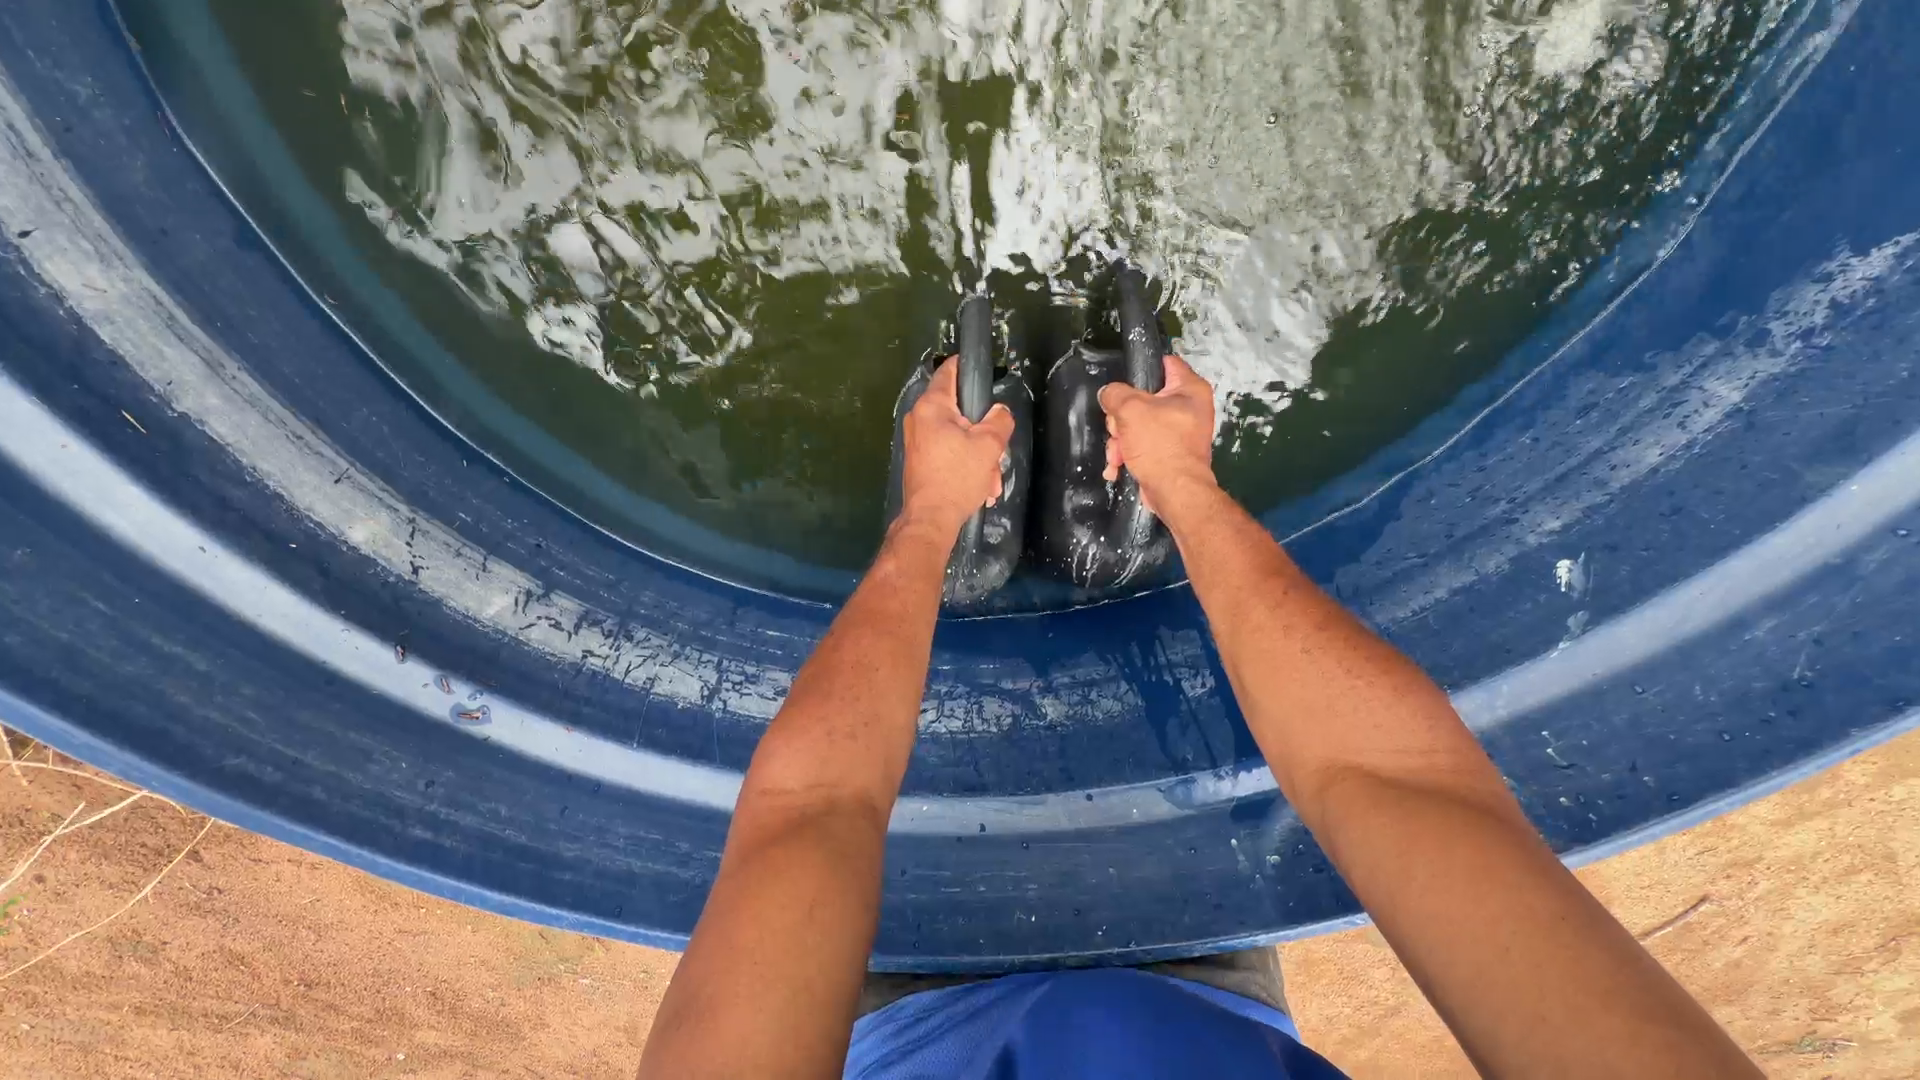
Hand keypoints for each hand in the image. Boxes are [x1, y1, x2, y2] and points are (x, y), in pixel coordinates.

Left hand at [900, 357, 1014, 537]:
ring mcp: (917, 441)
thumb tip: (999, 411)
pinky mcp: (919, 460)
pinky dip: (966, 467)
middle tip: (996, 452)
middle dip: (983, 433)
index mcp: (932, 407)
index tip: (983, 369)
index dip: (967, 366)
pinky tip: (980, 488)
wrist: (930, 520)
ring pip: (958, 437)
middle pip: (960, 412)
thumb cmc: (957, 477)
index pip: (949, 371)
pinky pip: (949, 453)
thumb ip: (999, 420)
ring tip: (990, 481)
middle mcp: (919, 419)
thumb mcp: (988, 446)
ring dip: (979, 457)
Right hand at [1099, 354, 1216, 512]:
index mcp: (1189, 389)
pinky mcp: (1167, 453)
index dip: (1142, 368)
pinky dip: (1127, 454)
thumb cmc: (1160, 446)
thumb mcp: (1131, 410)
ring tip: (1118, 454)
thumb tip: (1108, 394)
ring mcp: (1178, 432)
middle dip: (1121, 418)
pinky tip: (1118, 466)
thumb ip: (1115, 393)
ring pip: (1136, 424)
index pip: (1165, 363)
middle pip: (1142, 398)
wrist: (1174, 493)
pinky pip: (1140, 444)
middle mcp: (1188, 408)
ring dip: (1119, 440)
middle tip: (1120, 429)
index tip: (1123, 381)